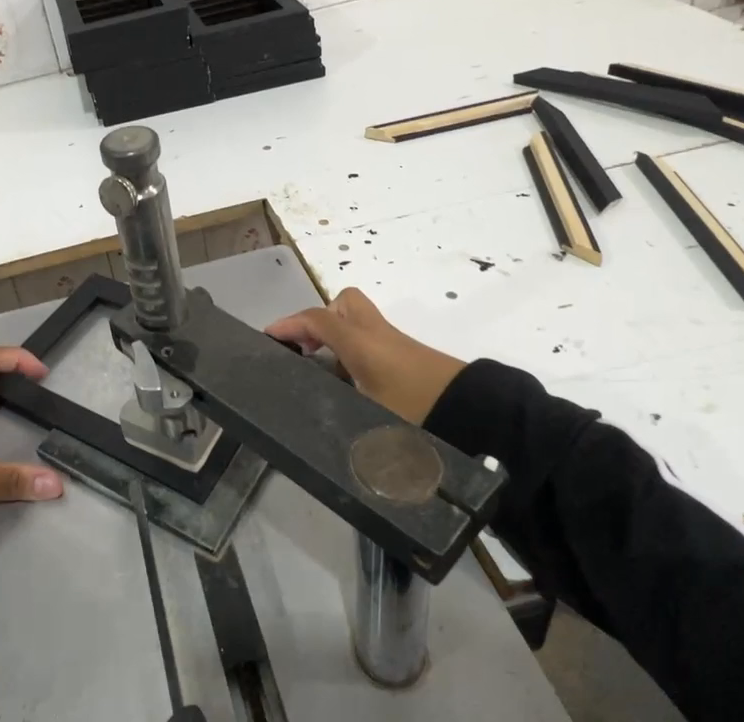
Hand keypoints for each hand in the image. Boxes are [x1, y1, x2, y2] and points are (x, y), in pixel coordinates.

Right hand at [265, 288, 465, 423]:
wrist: (476, 412)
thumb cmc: (417, 413)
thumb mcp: (370, 417)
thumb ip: (341, 417)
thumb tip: (318, 437)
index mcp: (361, 343)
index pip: (317, 320)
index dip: (289, 325)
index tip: (268, 338)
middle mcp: (377, 335)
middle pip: (343, 305)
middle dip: (320, 321)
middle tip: (307, 351)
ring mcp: (396, 344)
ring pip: (360, 323)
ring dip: (338, 338)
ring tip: (326, 374)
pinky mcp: (410, 358)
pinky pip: (372, 341)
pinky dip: (356, 353)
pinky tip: (354, 385)